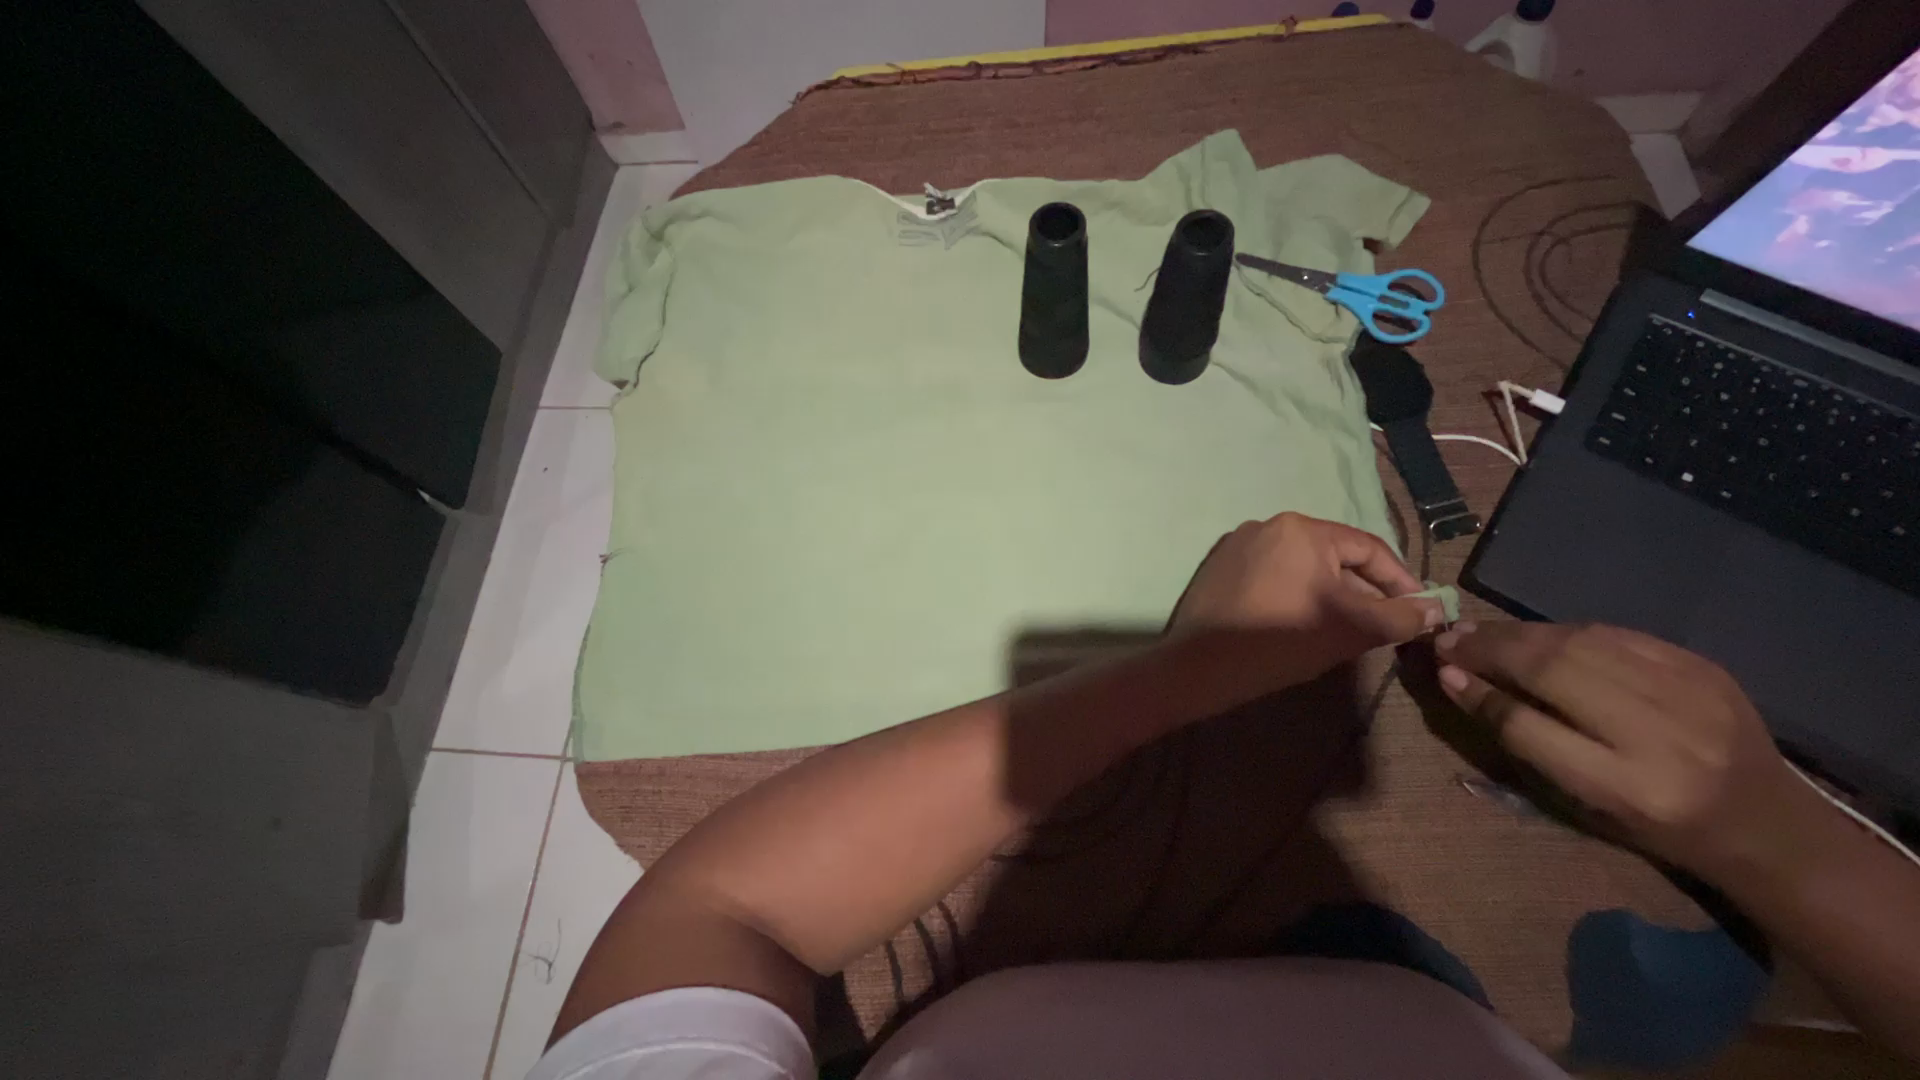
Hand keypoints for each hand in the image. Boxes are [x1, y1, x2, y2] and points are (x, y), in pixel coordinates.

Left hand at [1170, 513, 1444, 689]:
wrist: (1200, 667)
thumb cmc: (1280, 641)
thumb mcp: (1350, 629)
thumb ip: (1399, 616)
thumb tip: (1436, 608)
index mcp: (1301, 529)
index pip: (1368, 549)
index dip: (1401, 581)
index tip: (1422, 610)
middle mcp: (1267, 526)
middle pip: (1334, 557)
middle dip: (1364, 591)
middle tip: (1385, 626)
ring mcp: (1237, 546)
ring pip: (1302, 568)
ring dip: (1330, 595)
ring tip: (1346, 630)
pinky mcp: (1218, 569)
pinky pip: (1272, 576)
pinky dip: (1295, 596)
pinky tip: (1301, 626)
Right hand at [1434, 621, 1820, 879]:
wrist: (1767, 822)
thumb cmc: (1656, 824)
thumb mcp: (1583, 800)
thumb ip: (1522, 739)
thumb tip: (1457, 681)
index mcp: (1628, 786)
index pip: (1530, 729)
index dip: (1480, 695)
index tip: (1441, 672)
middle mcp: (1661, 735)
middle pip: (1554, 672)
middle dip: (1491, 649)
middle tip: (1447, 640)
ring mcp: (1688, 692)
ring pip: (1580, 643)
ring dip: (1519, 633)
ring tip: (1479, 632)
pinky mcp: (1702, 666)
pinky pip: (1613, 634)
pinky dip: (1563, 632)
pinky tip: (1537, 636)